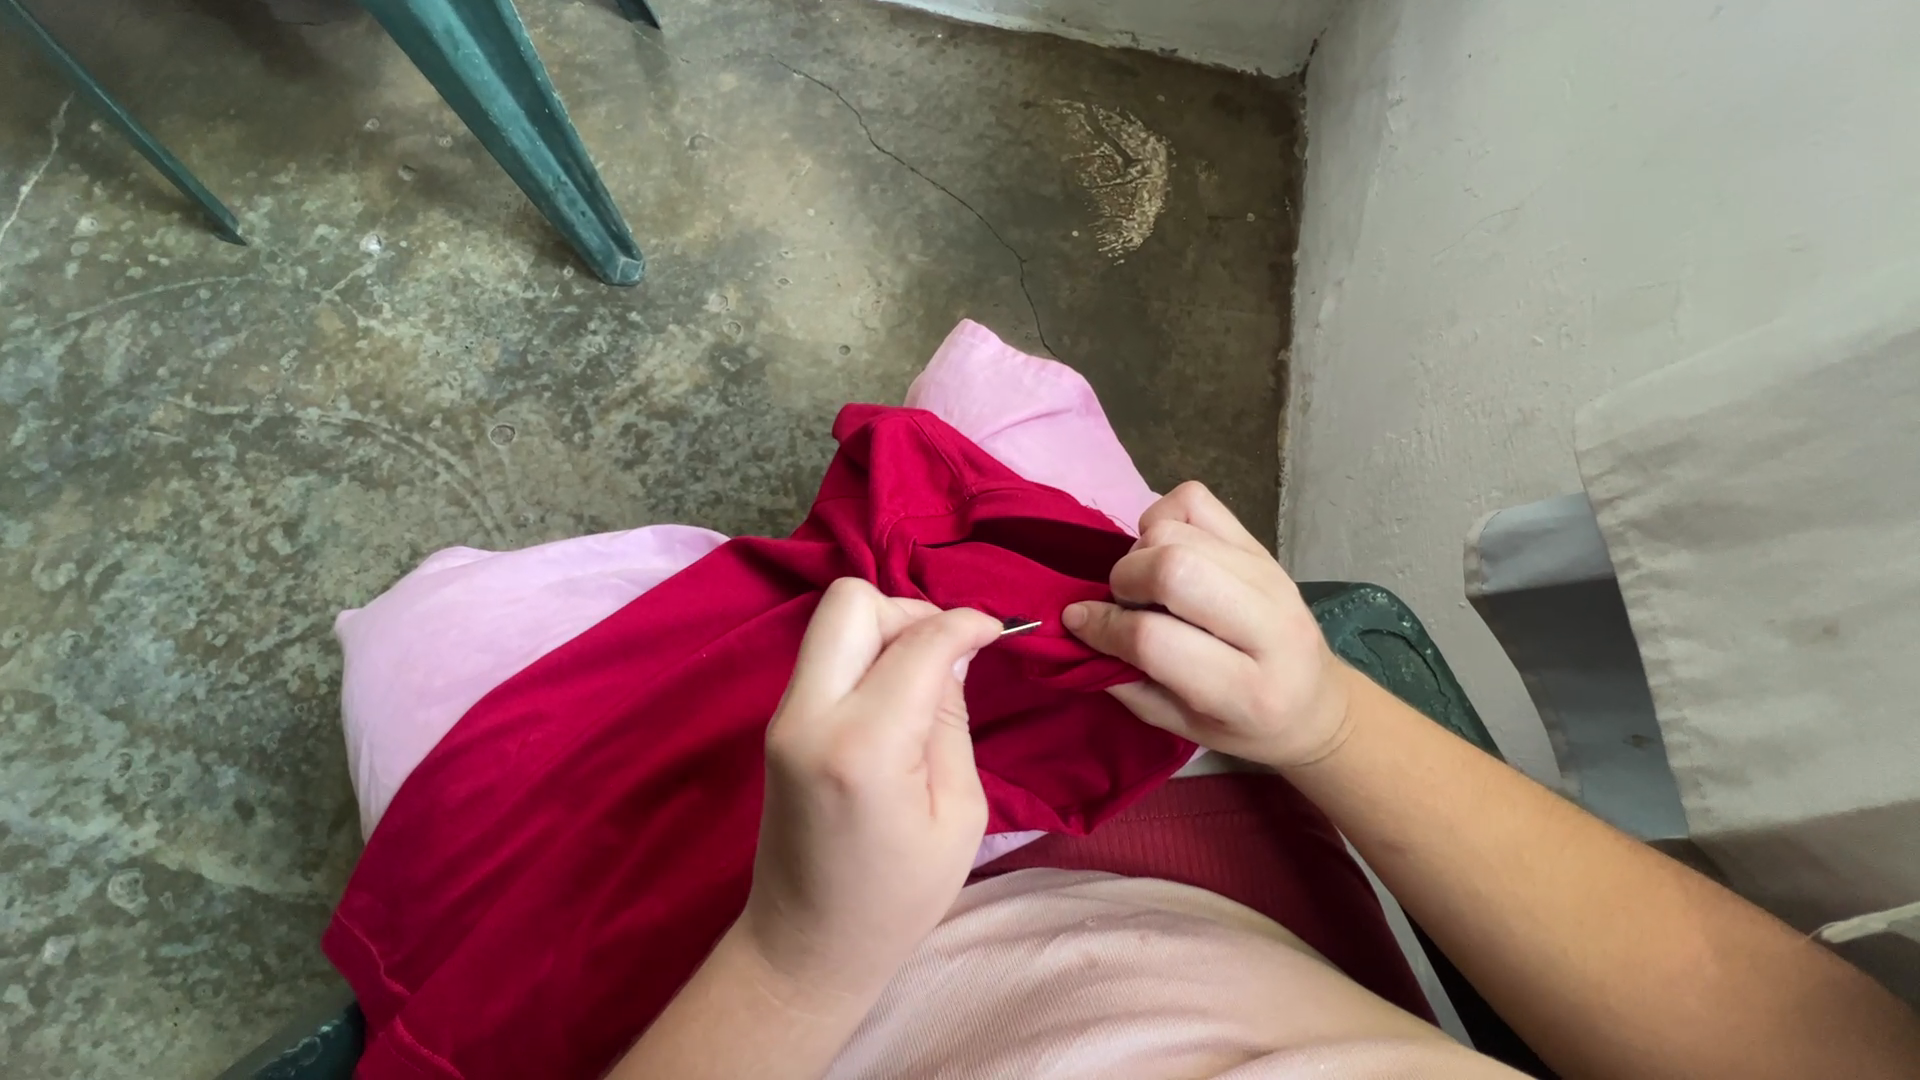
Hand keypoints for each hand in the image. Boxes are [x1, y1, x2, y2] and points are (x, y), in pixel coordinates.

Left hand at [738, 578, 1002, 1002]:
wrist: (804, 947)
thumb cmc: (897, 899)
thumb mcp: (958, 814)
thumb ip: (951, 718)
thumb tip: (954, 651)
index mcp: (864, 747)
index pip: (917, 642)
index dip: (966, 623)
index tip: (995, 633)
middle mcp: (810, 715)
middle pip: (851, 601)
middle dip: (910, 611)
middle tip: (943, 654)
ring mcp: (784, 716)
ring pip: (833, 619)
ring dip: (885, 629)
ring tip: (921, 679)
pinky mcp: (778, 721)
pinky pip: (824, 652)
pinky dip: (864, 652)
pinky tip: (892, 696)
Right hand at [1062, 481, 1354, 768]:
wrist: (1317, 703)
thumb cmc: (1244, 726)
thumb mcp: (1181, 727)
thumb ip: (1126, 681)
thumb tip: (1077, 625)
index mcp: (1249, 690)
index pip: (1154, 639)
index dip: (1104, 627)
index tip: (1079, 623)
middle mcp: (1269, 626)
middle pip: (1173, 569)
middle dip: (1125, 580)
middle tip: (1122, 602)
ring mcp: (1269, 575)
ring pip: (1177, 532)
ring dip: (1141, 553)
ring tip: (1147, 584)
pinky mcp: (1261, 545)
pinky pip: (1194, 501)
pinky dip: (1163, 519)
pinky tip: (1166, 551)